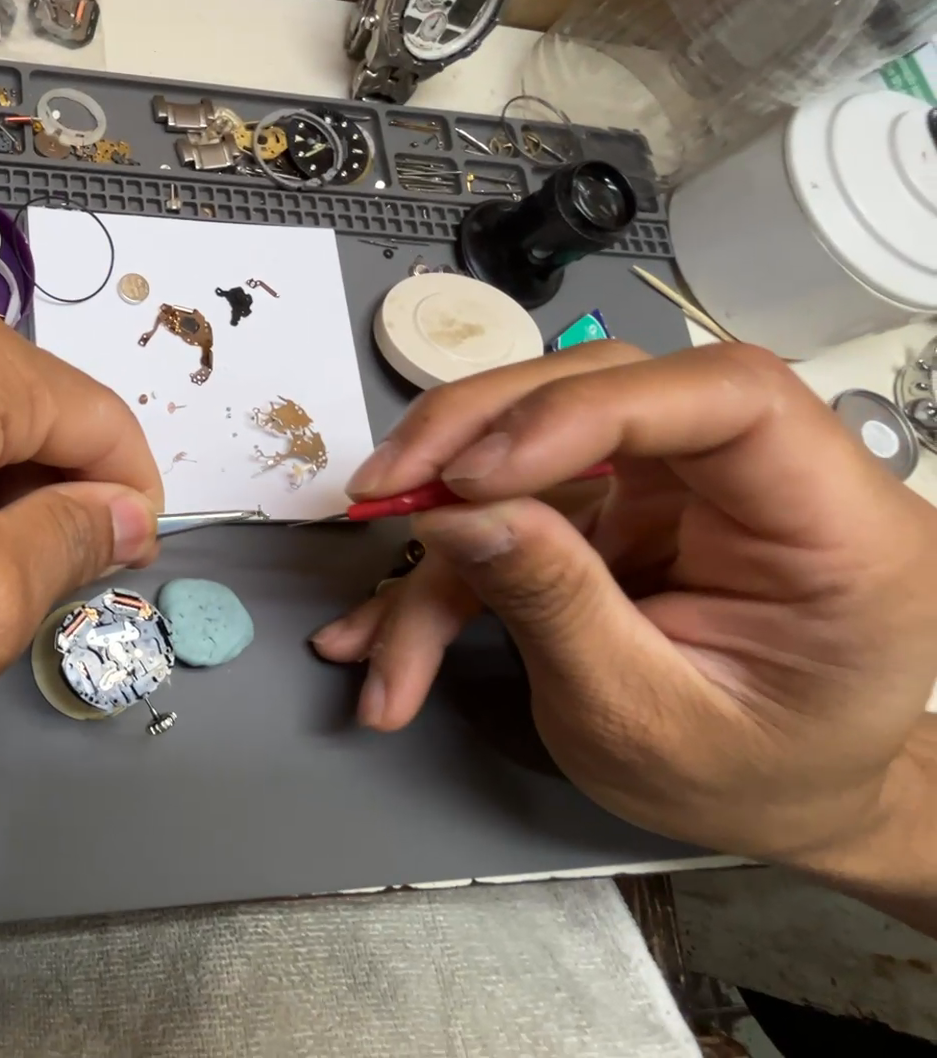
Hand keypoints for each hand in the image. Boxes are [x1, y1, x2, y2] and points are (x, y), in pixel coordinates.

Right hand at [310, 340, 936, 876]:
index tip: (463, 481)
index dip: (576, 411)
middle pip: (593, 389)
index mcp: (826, 528)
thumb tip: (450, 515)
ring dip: (427, 532)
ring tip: (366, 636)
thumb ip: (554, 603)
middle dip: (464, 434)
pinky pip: (490, 519)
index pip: (722, 398)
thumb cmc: (734, 780)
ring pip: (516, 452)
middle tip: (374, 493)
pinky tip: (378, 645)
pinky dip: (426, 584)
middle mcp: (738, 483)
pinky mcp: (592, 518)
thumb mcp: (636, 714)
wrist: (750, 804)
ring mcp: (657, 495)